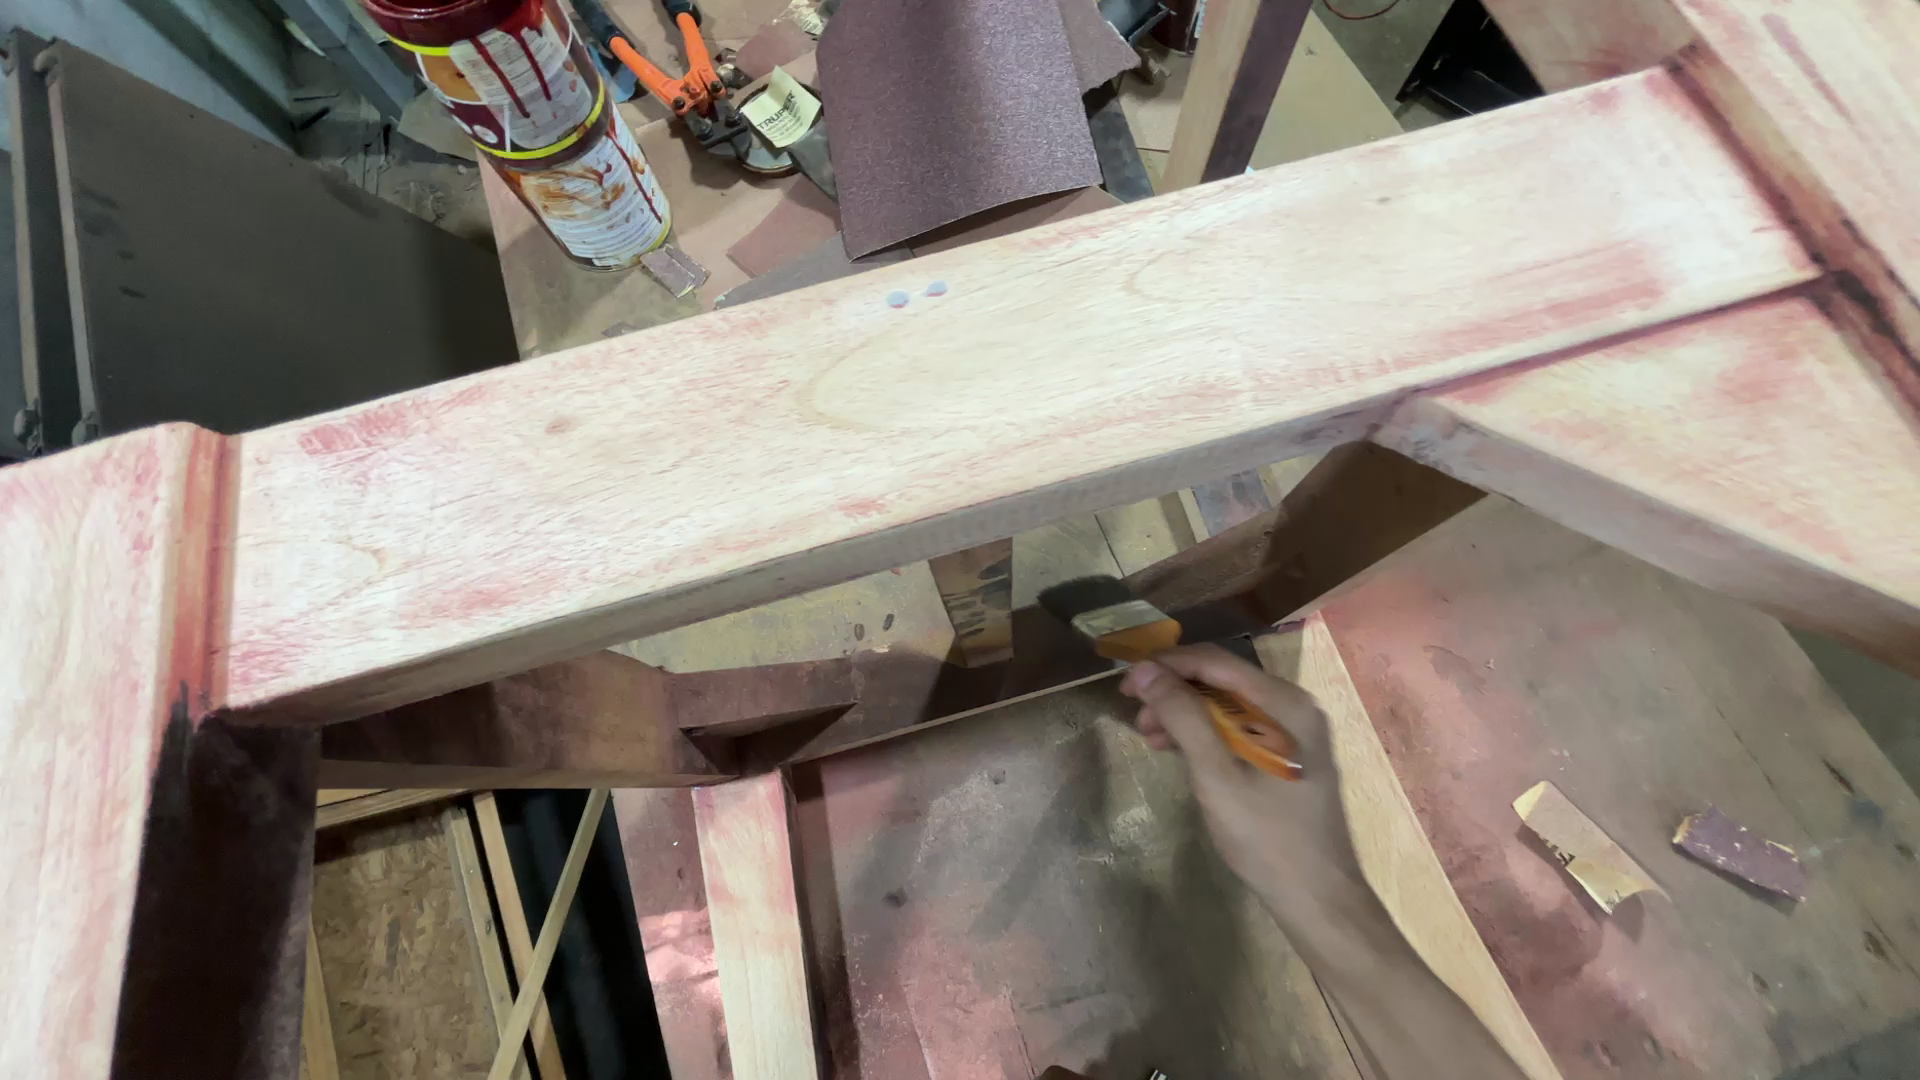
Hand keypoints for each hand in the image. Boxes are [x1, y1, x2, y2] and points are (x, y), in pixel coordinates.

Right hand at [1119, 644, 1367, 923]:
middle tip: (1135, 714)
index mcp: (1284, 703)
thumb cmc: (1266, 836)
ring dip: (1183, 712)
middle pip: (1220, 679)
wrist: (1317, 897)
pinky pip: (1237, 724)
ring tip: (1149, 736)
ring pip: (1225, 702)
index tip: (1127, 684)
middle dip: (1172, 691)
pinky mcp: (1286, 751)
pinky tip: (1176, 748)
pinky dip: (1203, 730)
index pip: (1214, 662)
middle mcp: (1293, 705)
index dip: (1166, 666)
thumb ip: (1183, 717)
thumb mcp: (1216, 774)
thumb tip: (1146, 671)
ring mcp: (1293, 729)